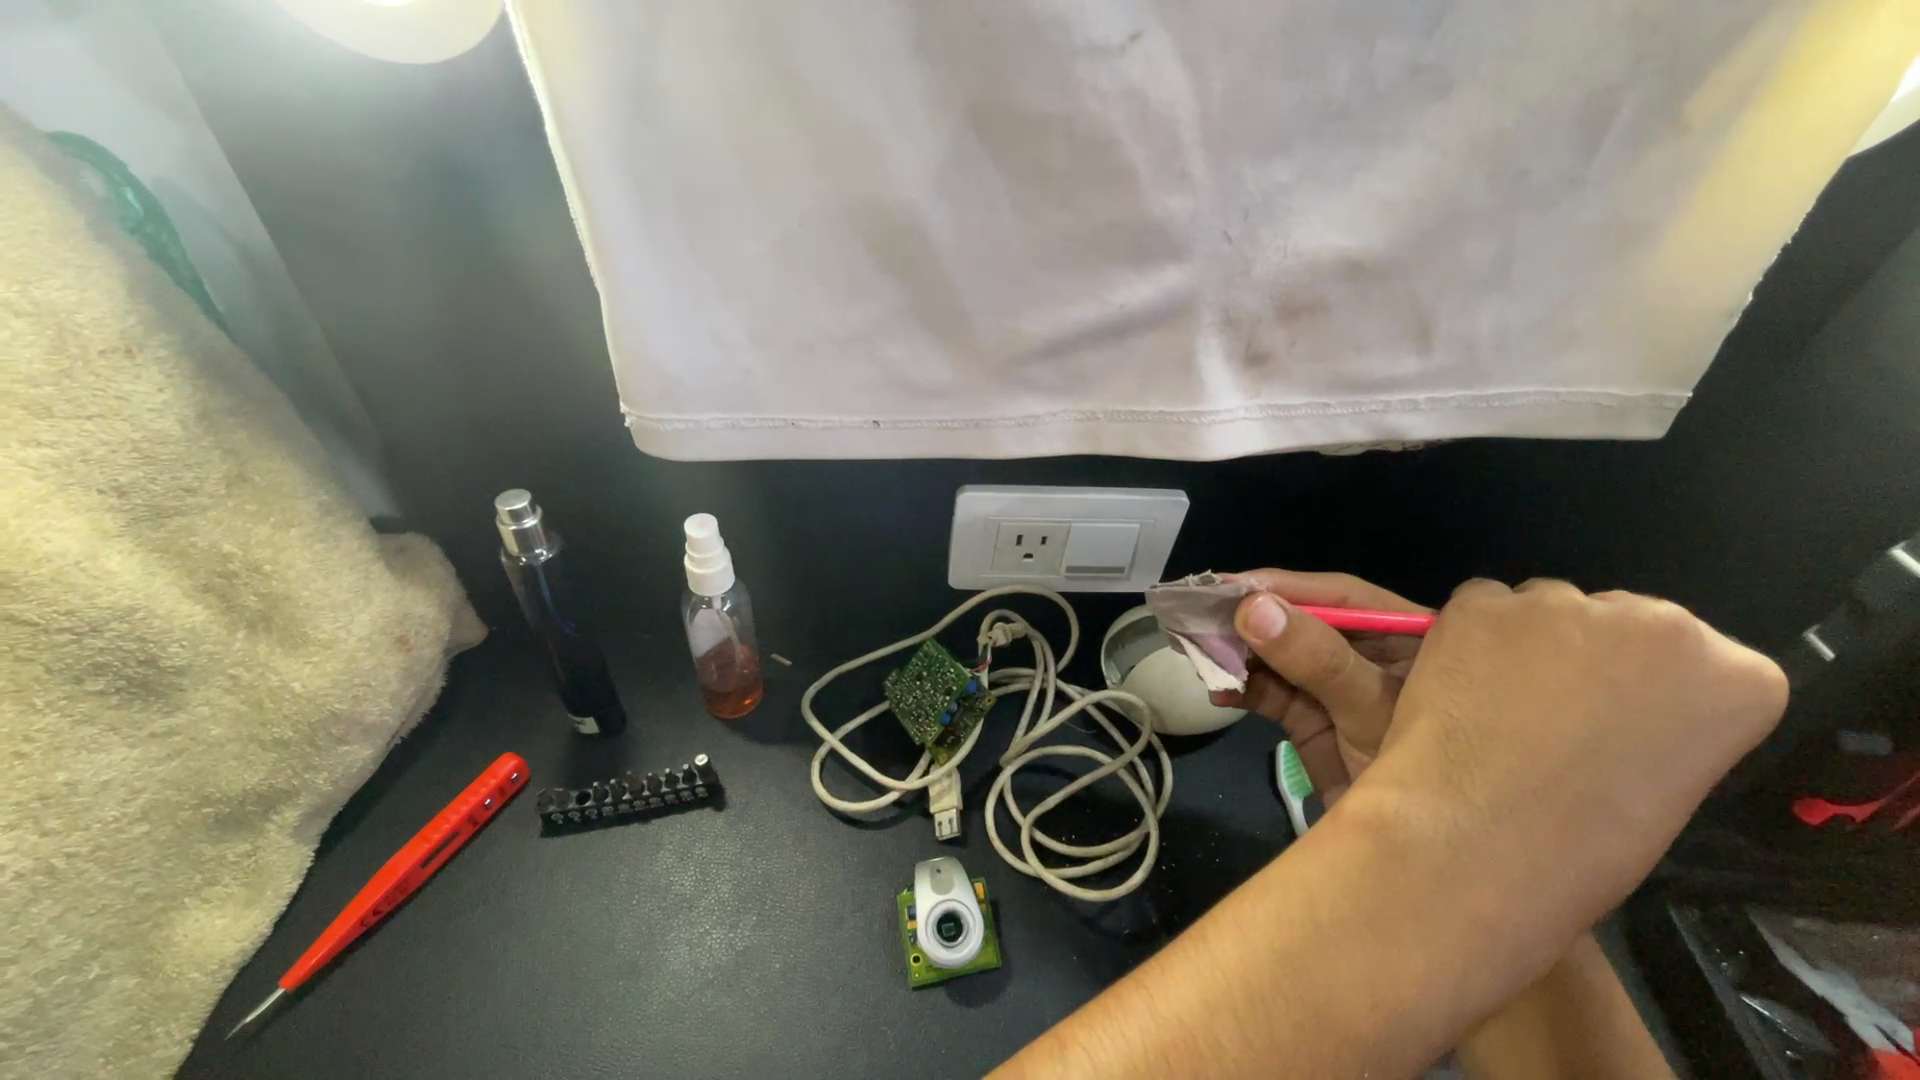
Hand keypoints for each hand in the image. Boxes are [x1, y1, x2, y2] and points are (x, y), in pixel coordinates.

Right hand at [1210, 569, 1430, 803]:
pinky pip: (1270, 694)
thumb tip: (1252, 607)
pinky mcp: (1311, 720)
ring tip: (1196, 650)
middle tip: (1196, 614)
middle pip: (1302, 622)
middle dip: (1250, 619)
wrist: (1422, 859)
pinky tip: (1217, 691)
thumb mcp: (1370, 707)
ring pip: (1278, 657)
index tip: (1228, 585)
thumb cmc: (1425, 775)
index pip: (1341, 597)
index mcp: (1406, 637)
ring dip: (1237, 653)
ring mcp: (1336, 689)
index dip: (1284, 587)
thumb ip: (1315, 656)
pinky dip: (1242, 689)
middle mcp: (1368, 655)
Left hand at [1358, 578, 1787, 947]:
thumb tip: (1614, 706)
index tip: (1624, 730)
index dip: (1653, 696)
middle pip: (1624, 624)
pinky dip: (1470, 637)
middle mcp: (1660, 622)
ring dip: (1529, 645)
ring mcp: (1562, 603)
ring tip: (1497, 707)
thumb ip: (1660, 725)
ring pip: (1549, 611)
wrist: (1472, 836)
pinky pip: (1482, 607)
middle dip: (1593, 660)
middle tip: (1550, 718)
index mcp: (1739, 678)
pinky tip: (1459, 686)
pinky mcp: (1480, 601)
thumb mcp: (1666, 787)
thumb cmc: (1582, 843)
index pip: (1710, 664)